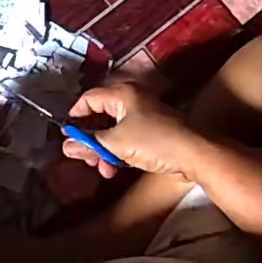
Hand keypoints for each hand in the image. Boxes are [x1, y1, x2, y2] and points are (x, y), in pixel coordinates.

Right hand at [62, 83, 209, 179]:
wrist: (196, 154)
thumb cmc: (153, 141)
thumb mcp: (116, 143)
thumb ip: (89, 143)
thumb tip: (66, 145)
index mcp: (121, 94)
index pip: (88, 99)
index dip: (75, 117)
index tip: (68, 136)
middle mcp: (131, 99)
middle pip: (100, 115)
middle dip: (90, 139)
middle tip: (85, 157)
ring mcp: (143, 114)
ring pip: (113, 129)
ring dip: (104, 149)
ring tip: (102, 168)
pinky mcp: (152, 130)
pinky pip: (126, 137)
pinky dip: (118, 150)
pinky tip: (115, 167)